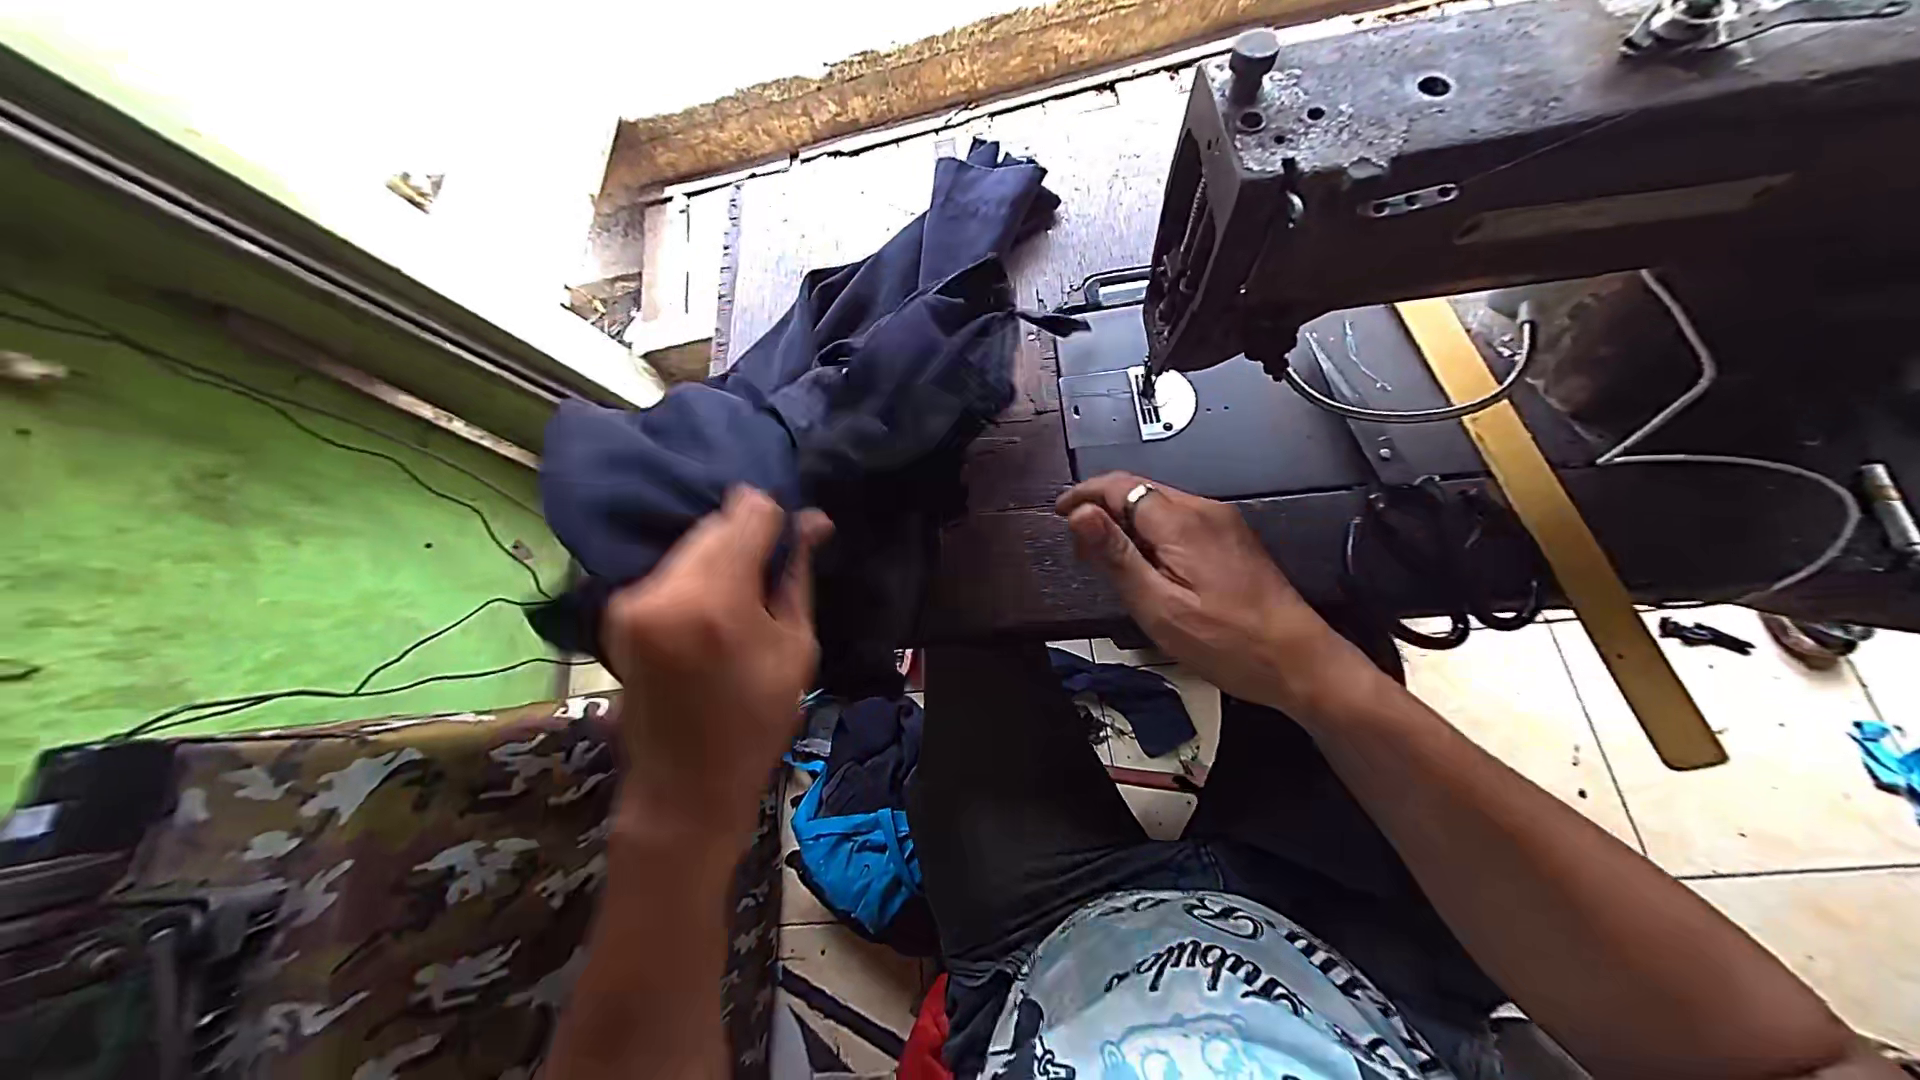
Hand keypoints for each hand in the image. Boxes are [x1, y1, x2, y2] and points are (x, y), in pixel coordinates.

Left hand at [601, 486, 832, 840]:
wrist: (685, 785)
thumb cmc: (756, 720)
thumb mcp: (796, 648)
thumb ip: (796, 575)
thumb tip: (812, 522)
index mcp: (715, 599)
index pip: (747, 513)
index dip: (775, 516)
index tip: (792, 535)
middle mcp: (662, 589)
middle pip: (714, 525)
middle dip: (746, 535)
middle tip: (772, 566)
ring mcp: (631, 600)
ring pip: (689, 545)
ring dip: (720, 554)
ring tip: (743, 592)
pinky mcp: (617, 612)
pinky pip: (669, 570)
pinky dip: (695, 574)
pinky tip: (713, 607)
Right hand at [1055, 472, 1365, 712]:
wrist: (1297, 660)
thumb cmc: (1229, 642)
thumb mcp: (1158, 605)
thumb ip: (1116, 555)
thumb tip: (1081, 515)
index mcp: (1182, 522)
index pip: (1120, 485)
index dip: (1084, 494)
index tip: (1061, 511)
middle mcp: (1204, 511)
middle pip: (1139, 490)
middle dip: (1101, 509)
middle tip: (1080, 545)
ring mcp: (1221, 523)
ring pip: (1158, 505)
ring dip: (1125, 522)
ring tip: (1107, 560)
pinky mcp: (1230, 538)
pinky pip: (1179, 521)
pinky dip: (1151, 533)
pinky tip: (1146, 565)